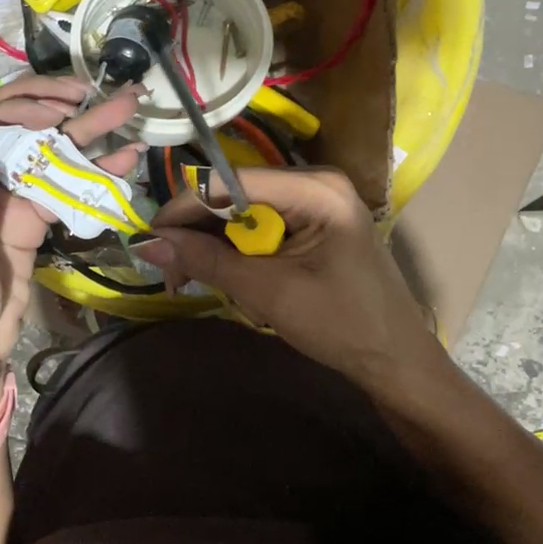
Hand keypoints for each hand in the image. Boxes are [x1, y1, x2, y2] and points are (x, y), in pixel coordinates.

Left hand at [0, 76, 140, 437]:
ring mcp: (2, 203)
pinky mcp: (28, 223)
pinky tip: (123, 159)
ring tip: (125, 110)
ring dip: (82, 136)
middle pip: (10, 135)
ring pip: (41, 159)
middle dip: (52, 111)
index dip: (8, 112)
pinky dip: (90, 176)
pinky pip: (59, 191)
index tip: (51, 109)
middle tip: (95, 96)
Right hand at [134, 167, 438, 387]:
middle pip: (230, 193)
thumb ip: (206, 261)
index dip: (183, 208)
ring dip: (209, 243)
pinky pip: (255, 225)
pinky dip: (231, 250)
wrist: (396, 361)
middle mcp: (313, 182)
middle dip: (194, 230)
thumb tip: (145, 243)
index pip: (228, 182)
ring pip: (238, 211)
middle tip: (167, 270)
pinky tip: (217, 274)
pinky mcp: (309, 222)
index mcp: (314, 189)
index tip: (149, 240)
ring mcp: (313, 201)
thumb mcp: (267, 292)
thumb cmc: (341, 325)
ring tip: (185, 279)